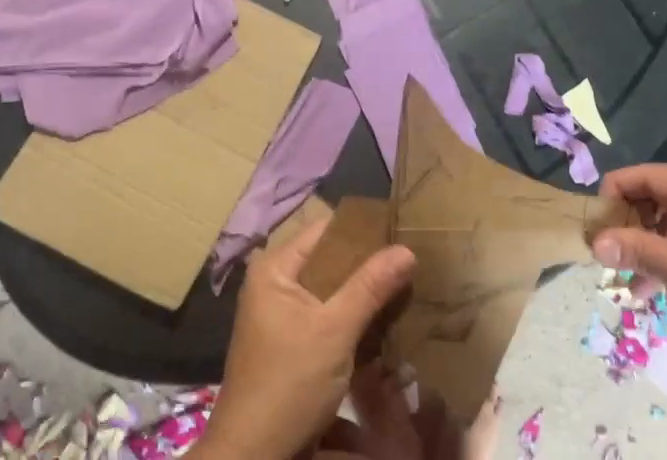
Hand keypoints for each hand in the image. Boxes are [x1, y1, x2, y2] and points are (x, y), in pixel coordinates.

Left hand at [197, 219, 415, 459]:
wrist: (253, 454)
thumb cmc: (289, 383)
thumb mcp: (335, 330)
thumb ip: (370, 287)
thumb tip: (406, 248)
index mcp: (275, 269)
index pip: (325, 230)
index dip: (364, 229)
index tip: (403, 229)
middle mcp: (275, 284)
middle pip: (330, 260)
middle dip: (369, 263)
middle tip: (413, 260)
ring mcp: (282, 315)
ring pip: (332, 290)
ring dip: (365, 292)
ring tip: (407, 285)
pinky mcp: (292, 343)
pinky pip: (329, 315)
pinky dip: (354, 317)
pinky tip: (385, 319)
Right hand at [591, 165, 666, 368]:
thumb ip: (641, 251)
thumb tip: (596, 240)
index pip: (655, 175)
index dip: (620, 189)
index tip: (592, 215)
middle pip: (666, 197)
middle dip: (633, 221)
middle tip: (604, 247)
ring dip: (650, 245)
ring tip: (623, 275)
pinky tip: (653, 287)